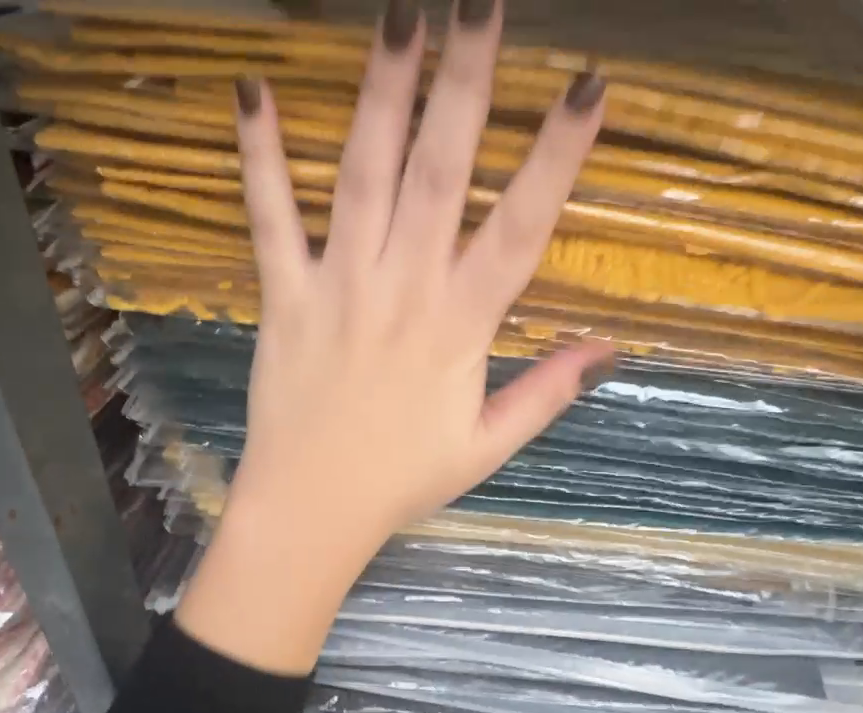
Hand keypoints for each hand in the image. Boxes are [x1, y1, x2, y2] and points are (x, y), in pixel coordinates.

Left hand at [175, 0, 611, 673]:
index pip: (520, 228)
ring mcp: (338, 286)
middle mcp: (403, 289)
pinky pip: (269, 218)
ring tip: (398, 15)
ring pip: (361, 176)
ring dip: (380, 92)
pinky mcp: (283, 295)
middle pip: (438, 174)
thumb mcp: (489, 448)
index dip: (557, 157)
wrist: (312, 511)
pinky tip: (252, 89)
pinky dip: (260, 156)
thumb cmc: (403, 480)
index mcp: (461, 327)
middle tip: (481, 4)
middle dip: (464, 84)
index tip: (589, 87)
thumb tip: (610, 349)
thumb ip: (548, 392)